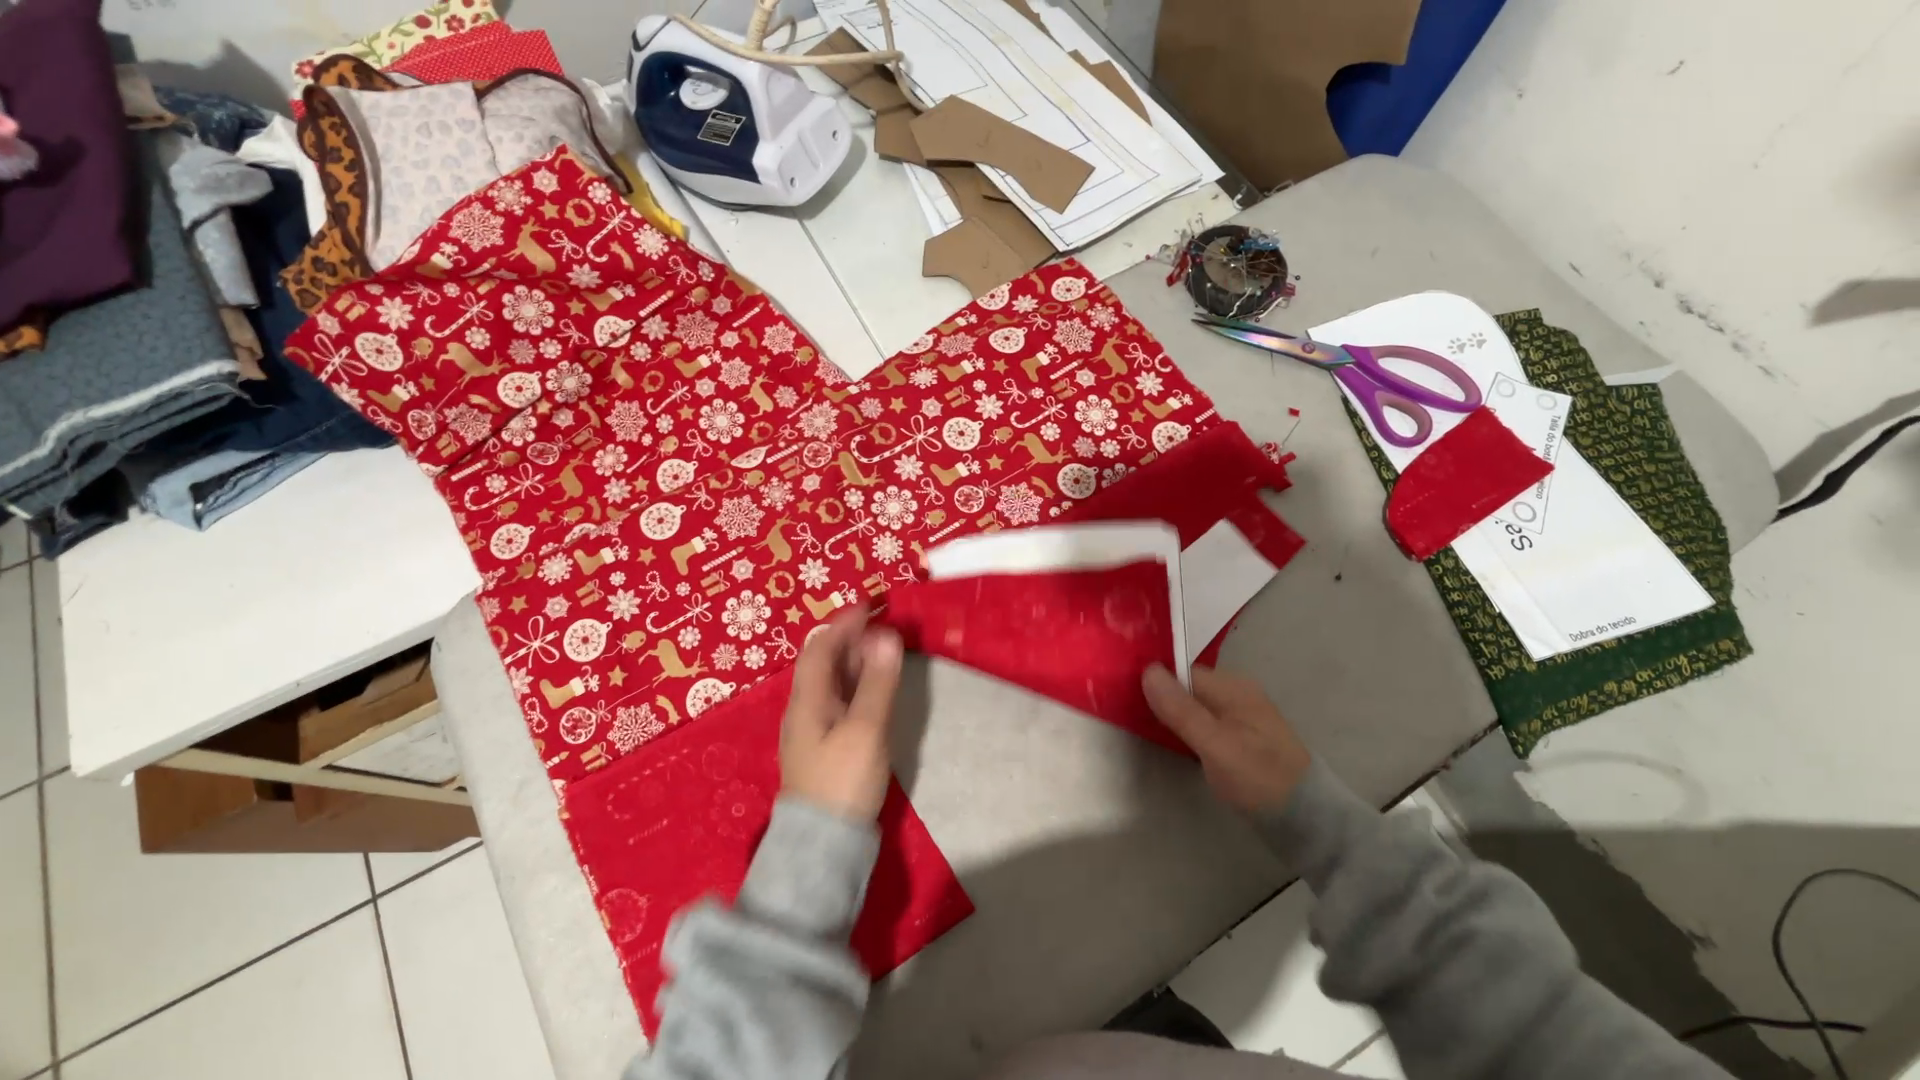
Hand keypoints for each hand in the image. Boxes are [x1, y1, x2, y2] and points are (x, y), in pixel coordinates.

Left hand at [780, 607, 903, 821]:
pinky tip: (872, 691)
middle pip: (821, 663)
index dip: (842, 624)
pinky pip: (837, 702)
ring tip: (879, 649)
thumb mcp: (866, 730)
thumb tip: (886, 636)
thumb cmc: (843, 781)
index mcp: (807, 700)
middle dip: (848, 639)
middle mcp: (803, 710)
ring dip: (852, 662)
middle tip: (878, 624)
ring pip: (830, 684)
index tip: (867, 603)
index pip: (820, 649)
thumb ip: (878, 684)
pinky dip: (855, 685)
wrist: (824, 843)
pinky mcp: (824, 749)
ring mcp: (812, 732)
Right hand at [1142, 664, 1310, 812]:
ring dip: (1172, 714)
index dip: (1155, 681)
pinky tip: (1172, 741)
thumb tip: (1147, 670)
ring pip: (1194, 706)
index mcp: (1233, 687)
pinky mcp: (1239, 739)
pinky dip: (1186, 728)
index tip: (1124, 695)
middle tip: (1128, 714)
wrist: (1304, 818)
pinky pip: (1203, 722)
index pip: (1183, 672)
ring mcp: (1240, 717)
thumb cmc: (1258, 778)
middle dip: (1161, 698)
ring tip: (1143, 727)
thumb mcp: (1215, 745)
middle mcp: (1237, 695)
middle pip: (1188, 687)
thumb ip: (1181, 709)